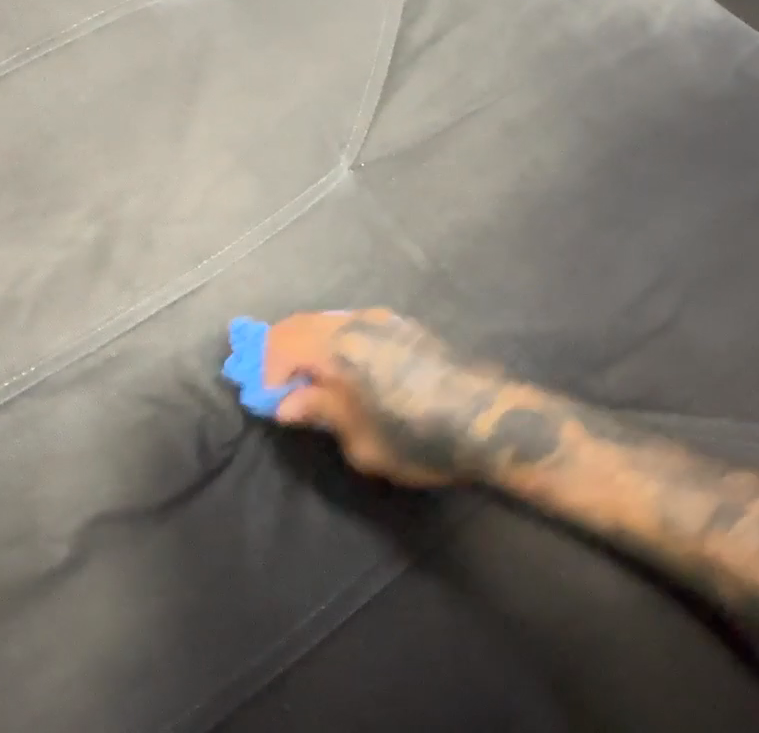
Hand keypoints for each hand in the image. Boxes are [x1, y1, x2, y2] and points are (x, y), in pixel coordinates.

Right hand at [262, 308, 508, 487]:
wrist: (492, 423)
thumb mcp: (360, 439)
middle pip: (300, 325)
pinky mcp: (404, 328)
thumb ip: (321, 413)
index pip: (282, 345)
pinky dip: (335, 344)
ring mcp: (382, 320)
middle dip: (282, 354)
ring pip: (326, 322)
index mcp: (337, 346)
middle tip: (281, 389)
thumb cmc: (418, 436)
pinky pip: (352, 326)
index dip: (267, 372)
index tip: (268, 402)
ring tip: (312, 383)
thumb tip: (288, 403)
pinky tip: (345, 374)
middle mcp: (355, 322)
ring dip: (309, 347)